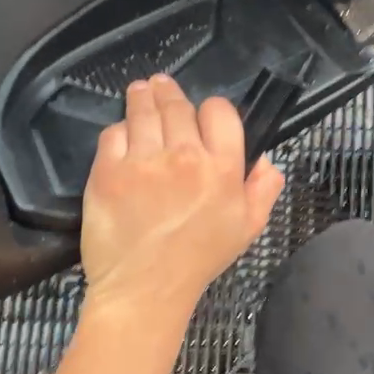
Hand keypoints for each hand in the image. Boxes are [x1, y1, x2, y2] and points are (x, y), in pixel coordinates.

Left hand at [79, 75, 284, 320]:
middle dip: (169, 92)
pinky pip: (113, 134)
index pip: (219, 111)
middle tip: (161, 85)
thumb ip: (264, 188)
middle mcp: (183, 156)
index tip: (203, 114)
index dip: (212, 108)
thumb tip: (266, 158)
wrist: (145, 288)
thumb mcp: (249, 227)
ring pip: (143, 112)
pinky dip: (119, 130)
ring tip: (141, 90)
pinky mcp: (107, 171)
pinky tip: (122, 132)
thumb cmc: (199, 259)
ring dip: (143, 97)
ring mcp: (142, 161)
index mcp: (222, 168)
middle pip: (177, 105)